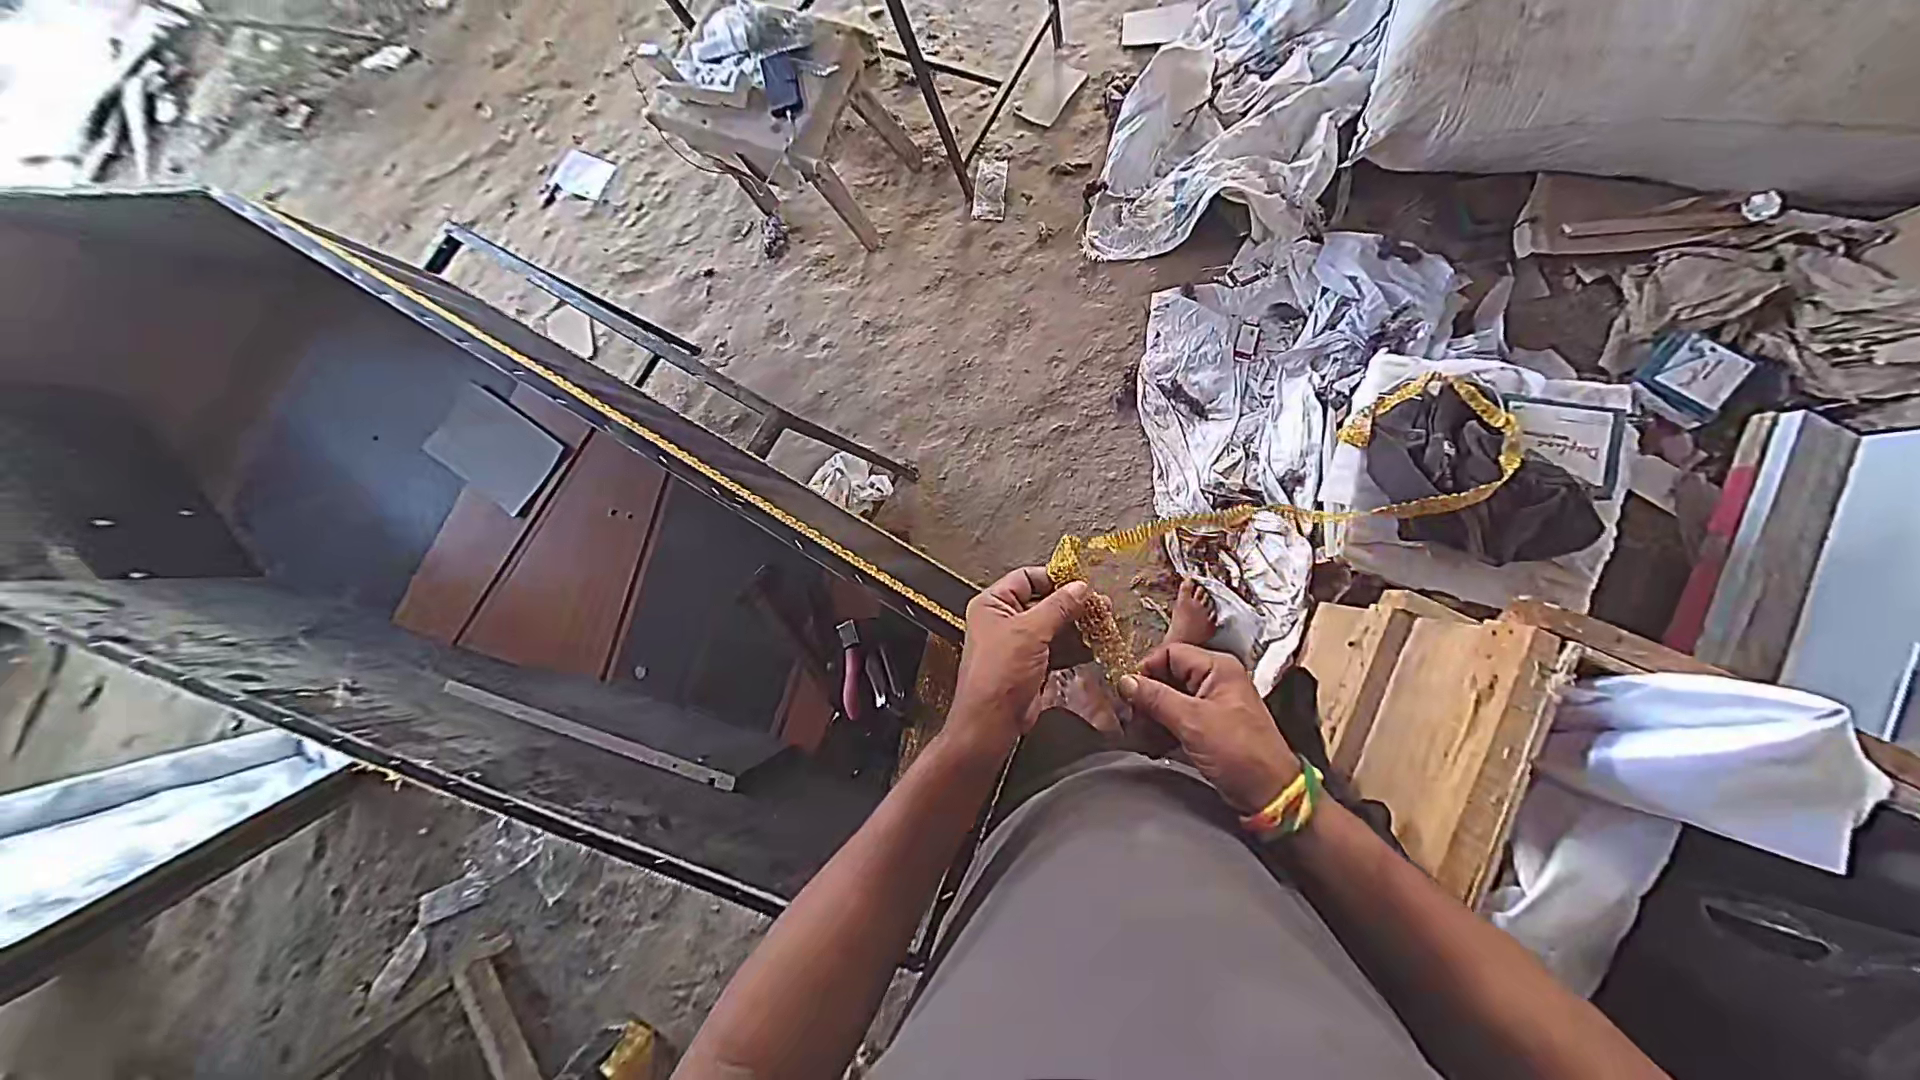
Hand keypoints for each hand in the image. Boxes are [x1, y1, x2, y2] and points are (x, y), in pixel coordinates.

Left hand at [947, 567, 1090, 752]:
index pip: (1026, 578)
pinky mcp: (1031, 665)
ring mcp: (1018, 644)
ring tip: (1102, 619)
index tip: (1080, 580)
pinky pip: (1057, 648)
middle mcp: (1003, 621)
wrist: (992, 722)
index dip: (1053, 578)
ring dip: (1077, 624)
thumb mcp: (1030, 631)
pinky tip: (1094, 641)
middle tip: (1097, 602)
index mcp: (992, 604)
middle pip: (1042, 601)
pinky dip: (1075, 645)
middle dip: (1071, 603)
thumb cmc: (996, 676)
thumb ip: (1058, 606)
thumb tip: (1079, 588)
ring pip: (1053, 626)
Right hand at [1118, 643, 1300, 812]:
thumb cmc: (1242, 754)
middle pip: (1167, 675)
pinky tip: (1151, 741)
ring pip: (1170, 697)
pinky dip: (1163, 726)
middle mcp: (1216, 679)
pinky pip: (1177, 716)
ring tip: (1139, 731)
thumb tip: (1126, 681)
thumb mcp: (1192, 721)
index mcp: (1218, 667)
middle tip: (1131, 714)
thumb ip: (1155, 697)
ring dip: (1152, 714)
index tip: (1129, 691)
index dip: (1146, 670)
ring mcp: (1212, 702)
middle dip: (1147, 695)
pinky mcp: (1208, 724)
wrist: (1270, 794)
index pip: (1169, 653)